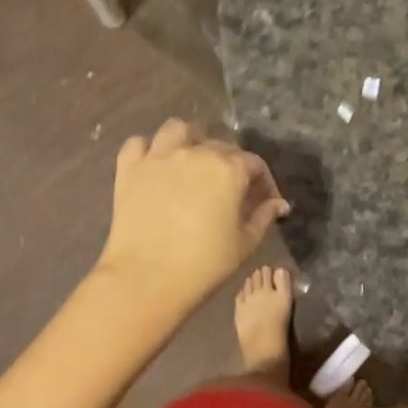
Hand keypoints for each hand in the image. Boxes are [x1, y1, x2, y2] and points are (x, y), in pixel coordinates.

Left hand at [97, 119, 288, 308]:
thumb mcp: (246, 242)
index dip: (265, 182)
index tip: (267, 202)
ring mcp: (159, 157)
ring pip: (178, 130)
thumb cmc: (206, 262)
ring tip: (195, 161)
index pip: (254, 163)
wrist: (148, 276)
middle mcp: (195, 154)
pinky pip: (139, 144)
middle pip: (220, 145)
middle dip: (233, 164)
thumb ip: (264, 216)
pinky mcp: (129, 169)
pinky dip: (150, 149)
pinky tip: (158, 166)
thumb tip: (278, 204)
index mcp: (229, 170)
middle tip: (234, 190)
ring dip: (191, 140)